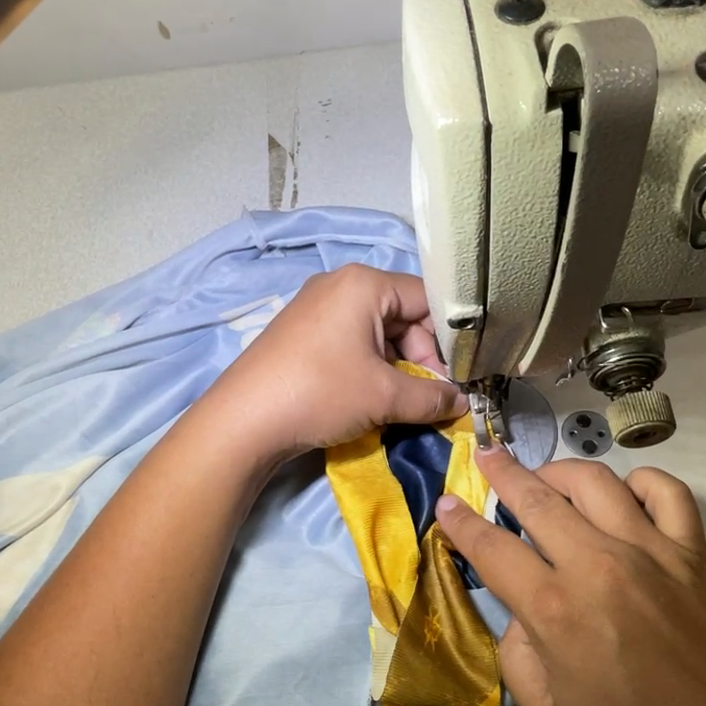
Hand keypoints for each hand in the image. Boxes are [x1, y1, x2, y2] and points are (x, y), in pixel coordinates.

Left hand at [194, 264, 466, 464]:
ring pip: (380, 333)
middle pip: (405, 316)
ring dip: (399, 368)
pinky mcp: (304, 334)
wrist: (243, 421)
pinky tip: (374, 399)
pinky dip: (372, 369)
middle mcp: (341, 285)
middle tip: (433, 398)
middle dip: (423, 358)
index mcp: (365, 283)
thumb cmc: (320, 393)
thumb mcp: (385, 396)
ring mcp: (318, 308)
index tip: (460, 376)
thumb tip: (462, 403)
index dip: (450, 339)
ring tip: (403, 404)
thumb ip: (432, 397)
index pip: (429, 299)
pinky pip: (354, 343)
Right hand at [436, 449, 705, 705]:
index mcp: (556, 609)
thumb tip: (519, 612)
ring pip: (595, 481)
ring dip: (561, 469)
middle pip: (537, 498)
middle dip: (503, 473)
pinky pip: (667, 492)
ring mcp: (652, 550)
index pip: (492, 548)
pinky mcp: (694, 552)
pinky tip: (625, 495)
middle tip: (487, 456)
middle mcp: (599, 564)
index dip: (461, 523)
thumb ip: (518, 659)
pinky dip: (641, 482)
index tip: (446, 502)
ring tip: (545, 476)